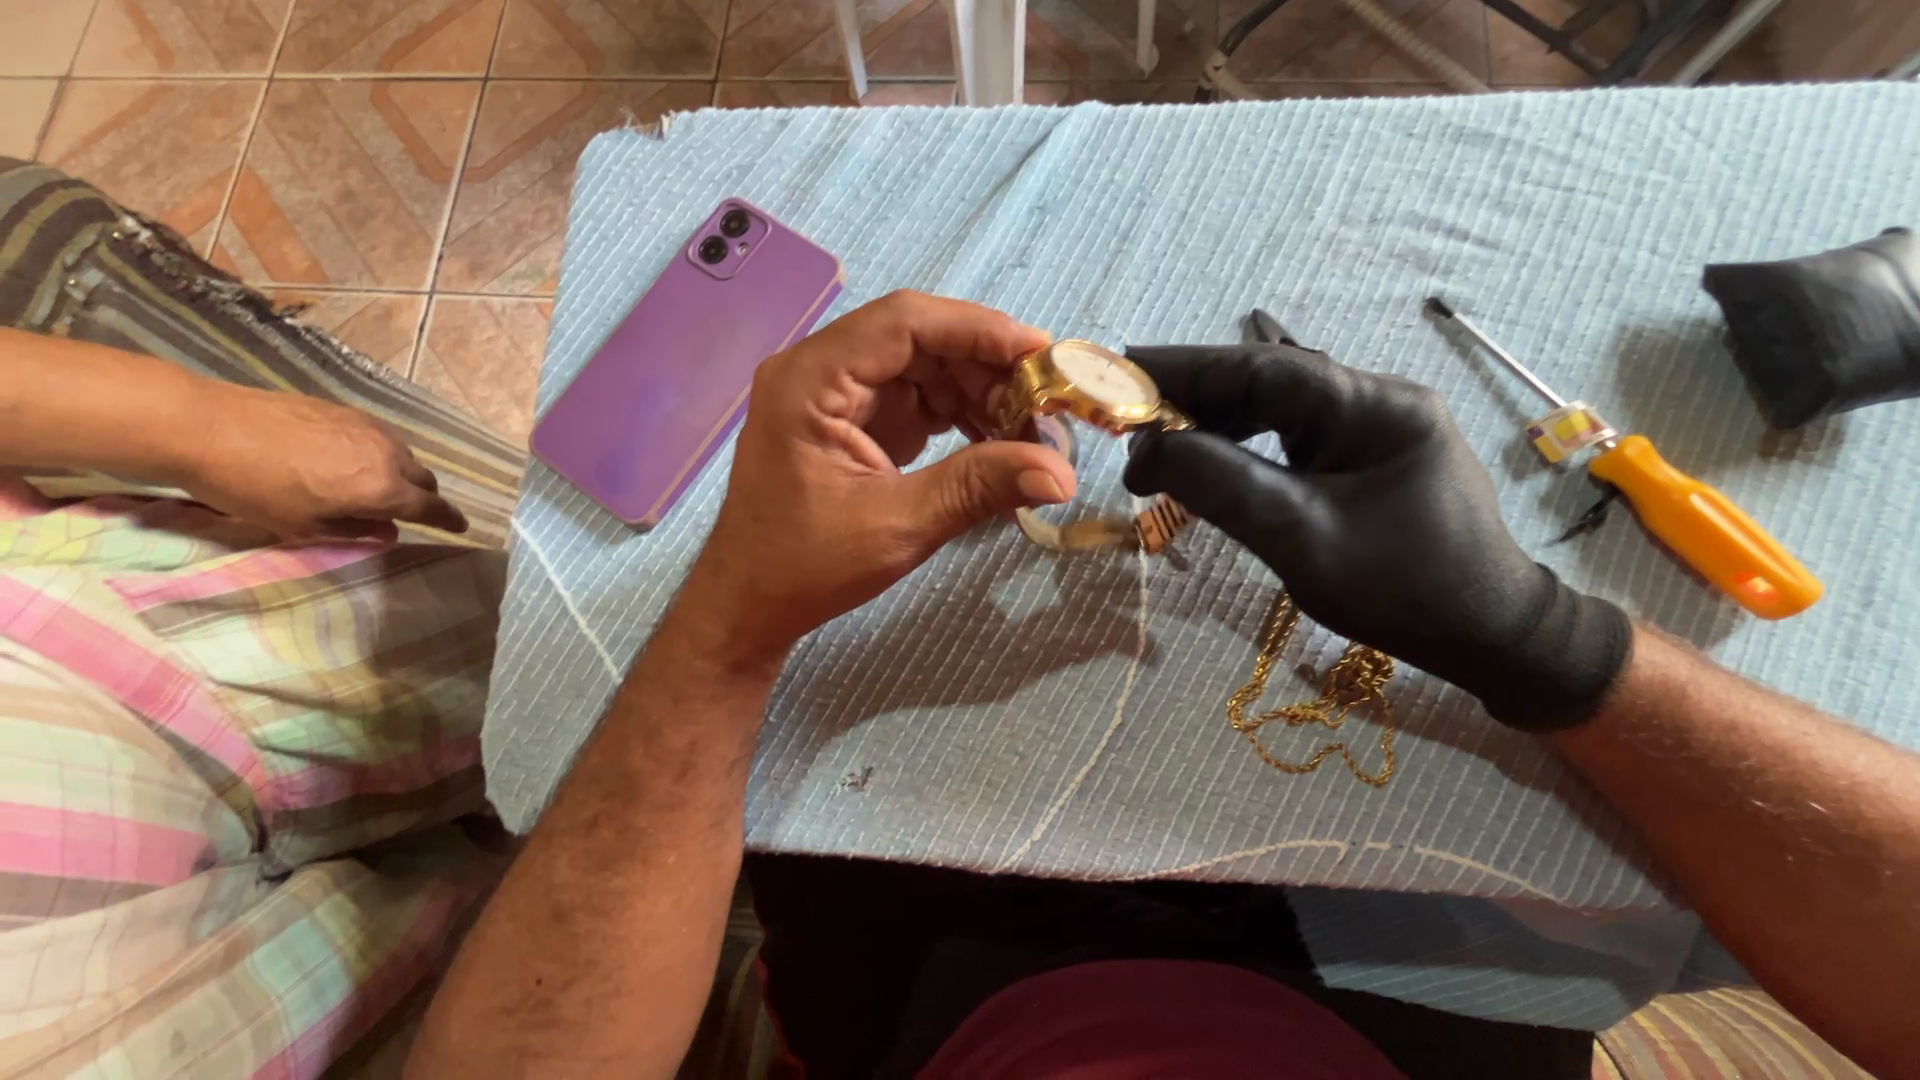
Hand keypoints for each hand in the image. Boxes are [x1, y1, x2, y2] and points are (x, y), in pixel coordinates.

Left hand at [181, 384, 466, 540]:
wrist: (204, 425)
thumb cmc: (250, 487)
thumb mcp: (300, 524)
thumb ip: (353, 530)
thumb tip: (386, 531)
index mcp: (382, 488)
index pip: (432, 508)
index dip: (449, 520)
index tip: (461, 527)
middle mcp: (387, 455)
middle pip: (425, 478)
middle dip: (424, 496)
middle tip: (407, 510)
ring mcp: (369, 428)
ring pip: (405, 456)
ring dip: (402, 473)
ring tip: (376, 484)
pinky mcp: (347, 411)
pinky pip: (381, 438)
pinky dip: (380, 453)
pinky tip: (352, 459)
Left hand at [676, 291, 1075, 669]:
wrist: (751, 603)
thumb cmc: (805, 566)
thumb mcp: (898, 524)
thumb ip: (978, 487)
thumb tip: (1062, 474)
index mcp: (810, 380)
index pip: (903, 323)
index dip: (977, 329)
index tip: (1041, 353)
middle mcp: (819, 371)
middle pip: (917, 339)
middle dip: (985, 366)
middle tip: (1044, 402)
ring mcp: (835, 394)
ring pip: (921, 367)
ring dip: (976, 391)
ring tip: (1027, 428)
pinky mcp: (852, 420)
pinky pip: (914, 398)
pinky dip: (957, 414)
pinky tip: (995, 439)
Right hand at [1122, 343, 1628, 730]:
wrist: (1489, 635)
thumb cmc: (1405, 592)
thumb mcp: (1303, 540)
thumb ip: (1223, 486)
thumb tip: (1147, 447)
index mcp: (1374, 408)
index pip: (1262, 368)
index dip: (1185, 367)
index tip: (1120, 373)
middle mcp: (1374, 401)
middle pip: (1264, 382)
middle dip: (1191, 400)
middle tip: (1127, 428)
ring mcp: (1370, 428)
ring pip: (1272, 409)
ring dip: (1210, 425)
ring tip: (1155, 453)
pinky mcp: (1361, 456)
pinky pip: (1286, 437)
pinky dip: (1238, 448)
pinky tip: (1205, 460)